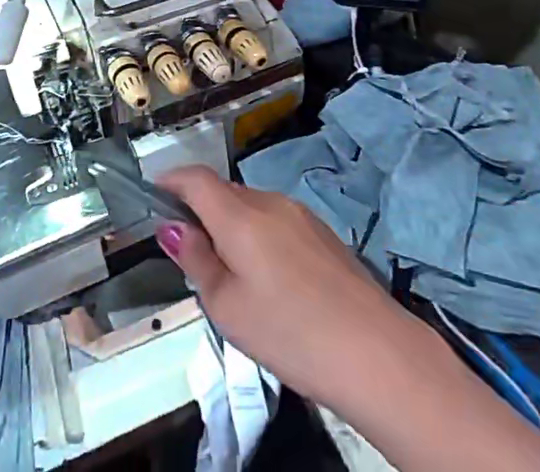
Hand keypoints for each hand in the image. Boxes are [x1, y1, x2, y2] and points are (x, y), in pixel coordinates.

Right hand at [156, 166, 539, 471]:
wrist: (386, 363)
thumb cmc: (292, 334)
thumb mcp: (225, 305)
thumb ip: (194, 258)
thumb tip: (170, 226)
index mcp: (239, 215)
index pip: (193, 177)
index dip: (168, 181)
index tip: (152, 199)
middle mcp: (271, 203)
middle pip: (222, 191)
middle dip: (199, 209)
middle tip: (191, 251)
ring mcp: (304, 218)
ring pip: (251, 207)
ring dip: (231, 223)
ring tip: (232, 271)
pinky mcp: (329, 237)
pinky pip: (278, 222)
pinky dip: (260, 236)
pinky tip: (272, 279)